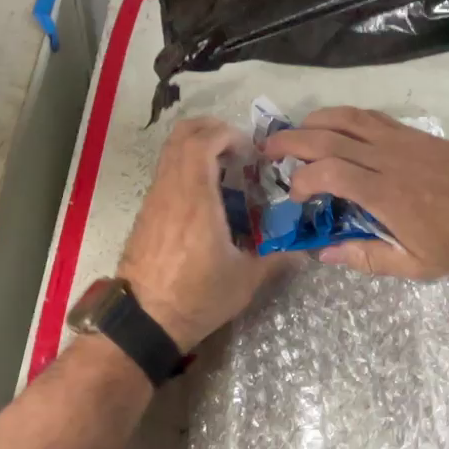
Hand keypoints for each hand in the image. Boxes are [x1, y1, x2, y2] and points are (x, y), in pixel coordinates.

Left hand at [119, 117, 291, 349]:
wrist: (144, 318)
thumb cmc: (196, 296)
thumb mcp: (243, 280)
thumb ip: (276, 258)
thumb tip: (304, 249)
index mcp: (195, 196)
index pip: (204, 141)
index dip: (228, 134)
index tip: (249, 151)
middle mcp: (171, 186)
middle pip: (183, 134)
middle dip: (212, 130)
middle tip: (237, 148)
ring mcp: (155, 195)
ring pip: (171, 149)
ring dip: (197, 146)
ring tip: (224, 168)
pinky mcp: (147, 208)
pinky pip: (166, 168)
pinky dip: (186, 163)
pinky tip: (206, 192)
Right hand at [263, 106, 448, 279]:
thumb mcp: (414, 265)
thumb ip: (365, 258)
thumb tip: (322, 253)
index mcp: (383, 194)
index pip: (327, 173)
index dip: (302, 179)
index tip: (296, 195)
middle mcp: (385, 158)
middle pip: (325, 137)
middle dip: (290, 141)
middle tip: (268, 149)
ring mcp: (397, 139)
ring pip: (343, 117)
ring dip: (312, 123)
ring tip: (294, 134)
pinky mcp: (410, 131)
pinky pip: (367, 114)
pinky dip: (341, 115)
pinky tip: (332, 125)